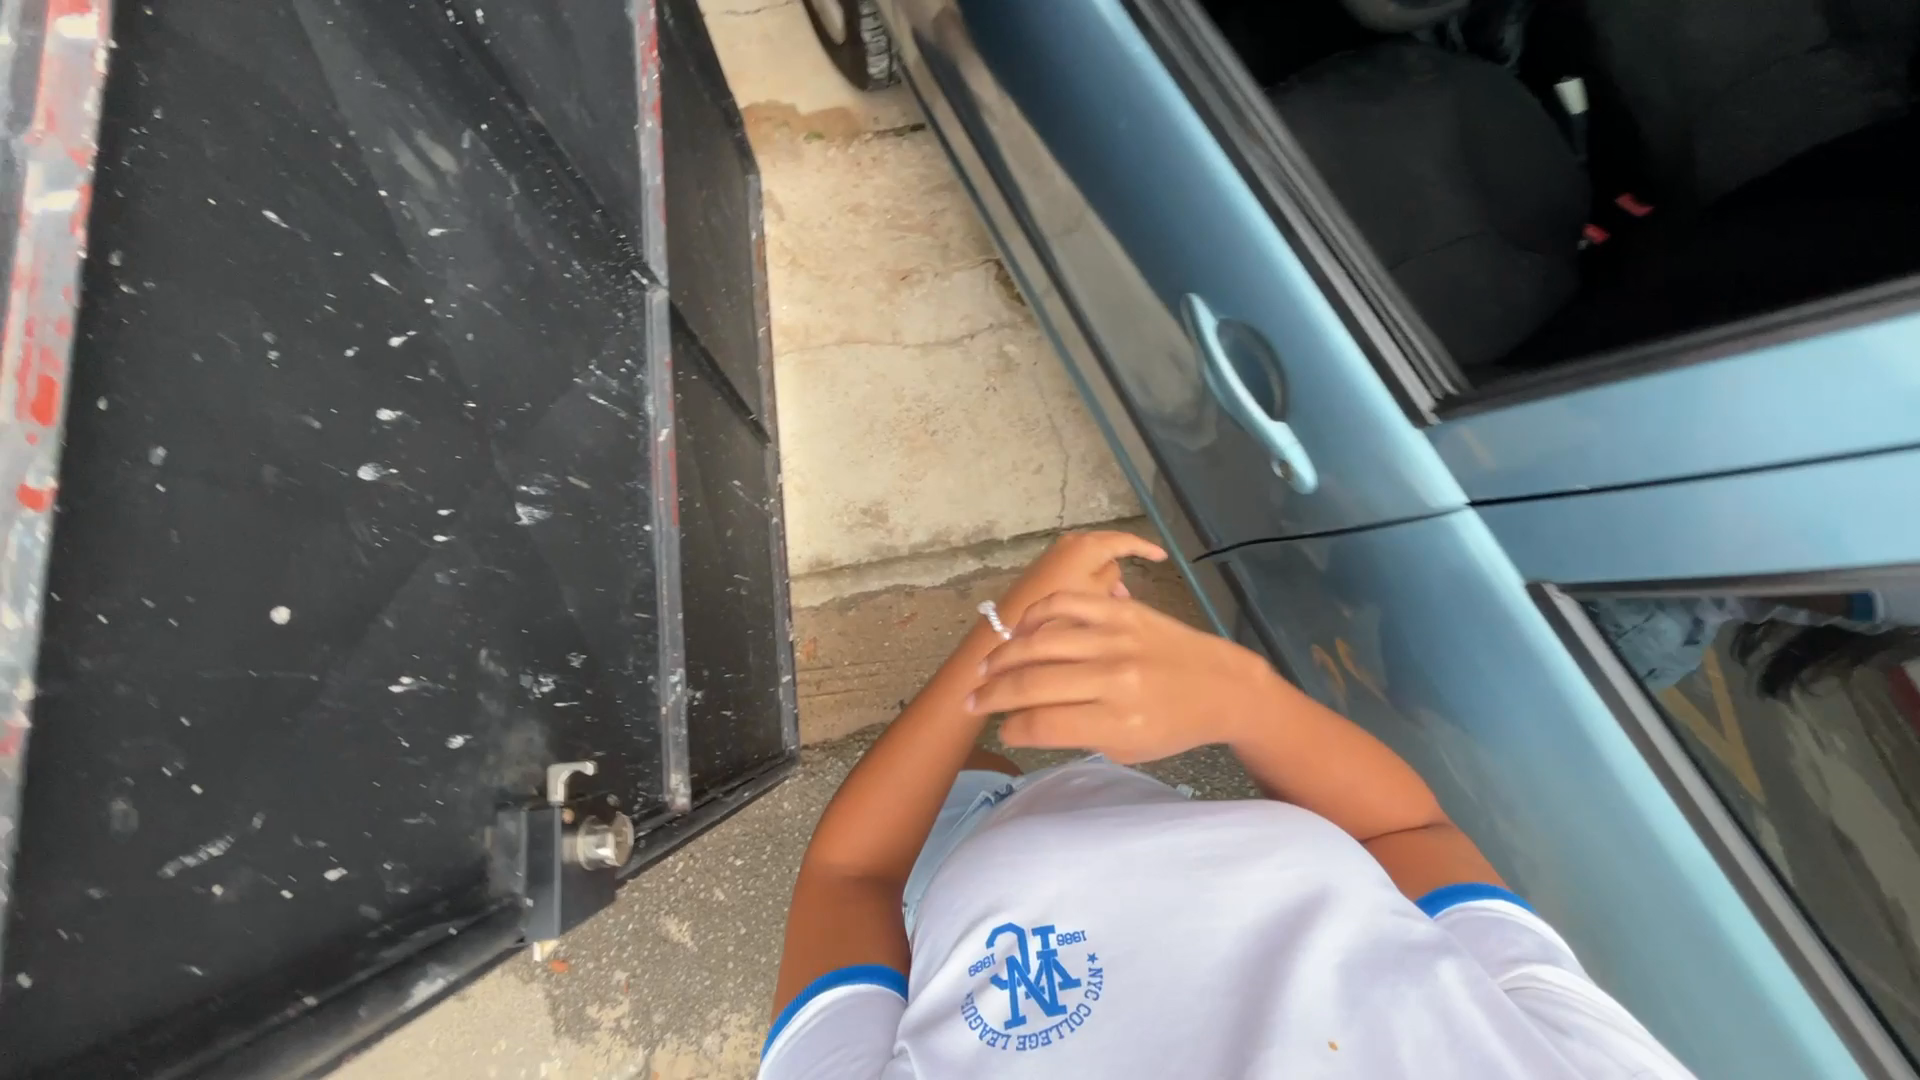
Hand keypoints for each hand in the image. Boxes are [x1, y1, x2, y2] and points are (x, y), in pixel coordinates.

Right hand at [970, 591, 1288, 763]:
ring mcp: (1118, 638)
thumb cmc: (1174, 726)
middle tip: (975, 700)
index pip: (1043, 724)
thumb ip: (1076, 734)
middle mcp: (1115, 678)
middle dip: (993, 695)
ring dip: (1003, 655)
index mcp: (1119, 722)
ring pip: (1041, 641)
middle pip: (1033, 683)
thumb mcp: (1128, 748)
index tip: (1002, 730)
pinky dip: (1035, 616)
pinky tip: (1020, 631)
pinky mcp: (1123, 610)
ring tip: (986, 669)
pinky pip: (1066, 604)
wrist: (1223, 685)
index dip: (1012, 729)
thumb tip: (1022, 719)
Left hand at [996, 531, 1166, 624]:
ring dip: (1103, 577)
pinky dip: (1088, 581)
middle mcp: (1070, 543)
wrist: (1012, 628)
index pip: (1124, 540)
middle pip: (1106, 547)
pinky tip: (1091, 606)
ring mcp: (1056, 555)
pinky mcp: (1045, 570)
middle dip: (1121, 564)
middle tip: (1133, 587)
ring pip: (1090, 560)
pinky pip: (1076, 569)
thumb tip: (1114, 573)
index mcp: (1087, 546)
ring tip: (1114, 604)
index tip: (1161, 557)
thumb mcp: (1098, 597)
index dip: (1144, 548)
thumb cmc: (1061, 615)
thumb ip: (1112, 579)